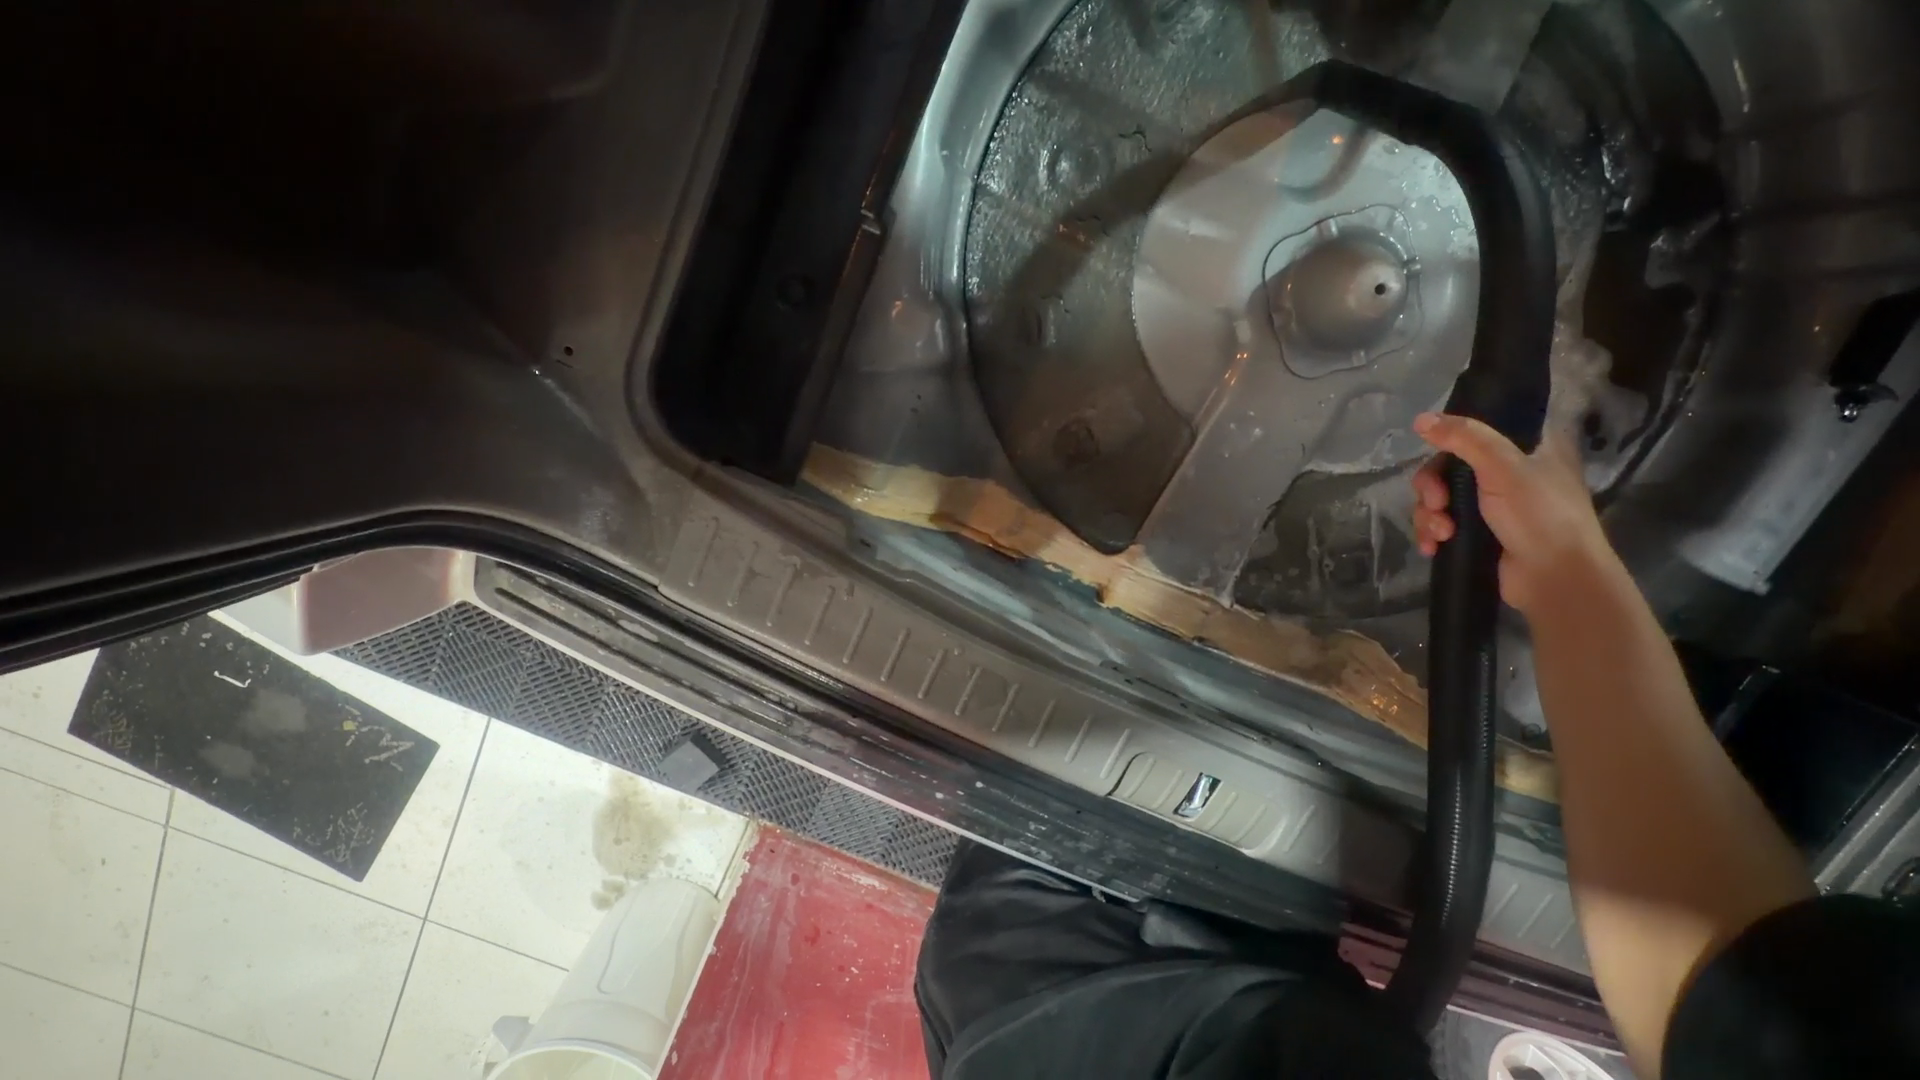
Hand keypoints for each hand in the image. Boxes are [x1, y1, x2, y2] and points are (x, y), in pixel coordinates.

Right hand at [1410, 412, 1617, 614]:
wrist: (1555, 577)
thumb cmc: (1539, 515)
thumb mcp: (1503, 467)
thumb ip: (1464, 438)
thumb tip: (1420, 420)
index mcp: (1527, 449)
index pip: (1476, 433)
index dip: (1450, 444)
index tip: (1439, 458)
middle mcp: (1509, 474)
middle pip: (1448, 468)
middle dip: (1432, 489)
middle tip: (1436, 503)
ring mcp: (1493, 507)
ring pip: (1440, 499)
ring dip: (1430, 515)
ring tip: (1440, 534)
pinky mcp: (1479, 534)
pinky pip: (1441, 525)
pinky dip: (1431, 533)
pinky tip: (1433, 546)